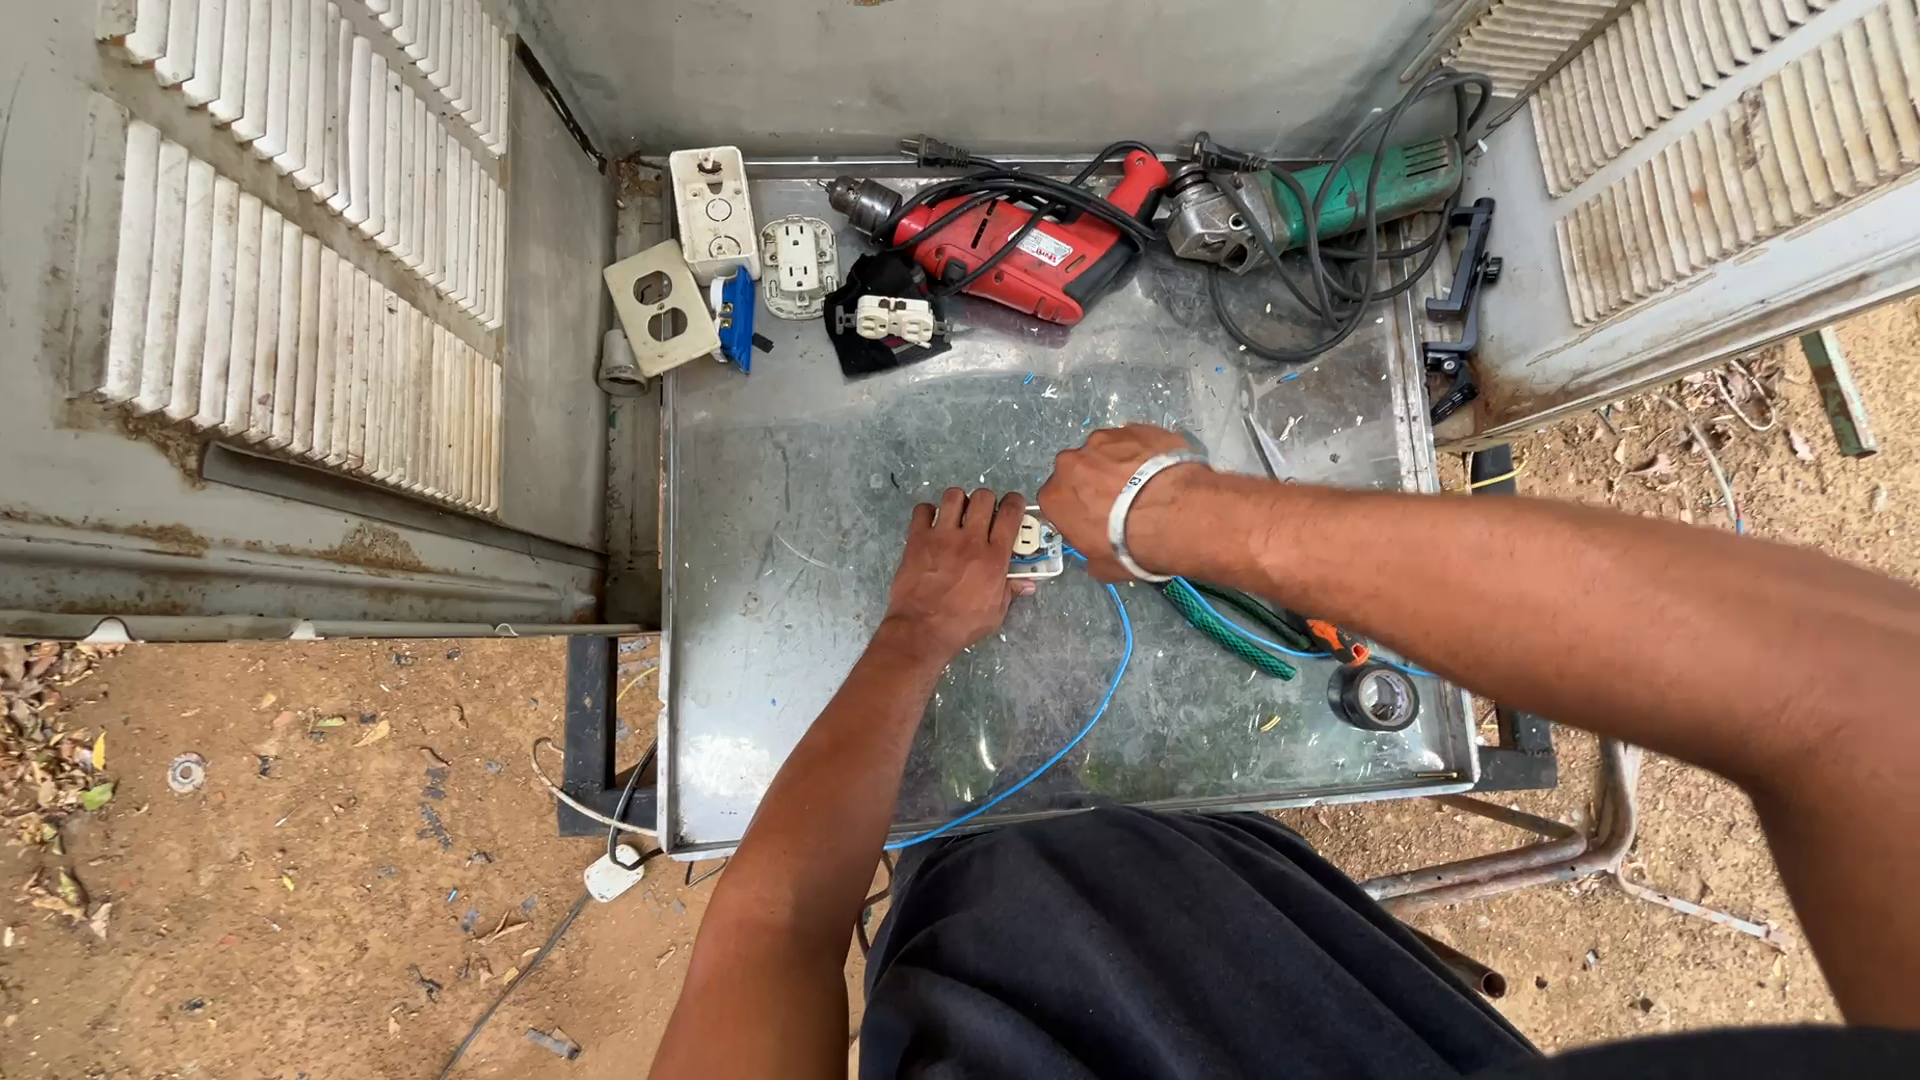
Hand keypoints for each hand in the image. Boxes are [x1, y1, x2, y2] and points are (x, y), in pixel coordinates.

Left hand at [877, 487, 1035, 665]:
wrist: (922, 629)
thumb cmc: (962, 624)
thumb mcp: (995, 612)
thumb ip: (1010, 591)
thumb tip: (1027, 584)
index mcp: (994, 557)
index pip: (1011, 514)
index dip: (1014, 503)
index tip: (1012, 505)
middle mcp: (971, 540)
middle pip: (983, 497)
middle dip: (986, 501)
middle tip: (982, 514)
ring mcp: (942, 537)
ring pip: (954, 496)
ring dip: (958, 502)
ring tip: (957, 515)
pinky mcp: (917, 539)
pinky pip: (923, 510)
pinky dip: (927, 513)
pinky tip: (931, 525)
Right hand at [1039, 424, 1207, 581]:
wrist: (1172, 515)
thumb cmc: (1131, 543)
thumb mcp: (1101, 566)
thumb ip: (1089, 550)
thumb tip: (1099, 550)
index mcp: (1054, 497)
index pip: (1056, 501)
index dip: (1076, 509)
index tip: (1092, 518)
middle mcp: (1070, 463)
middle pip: (1077, 471)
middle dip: (1094, 483)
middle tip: (1120, 502)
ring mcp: (1102, 441)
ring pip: (1105, 452)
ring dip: (1118, 466)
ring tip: (1143, 486)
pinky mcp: (1134, 429)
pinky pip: (1133, 441)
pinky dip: (1142, 453)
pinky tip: (1158, 471)